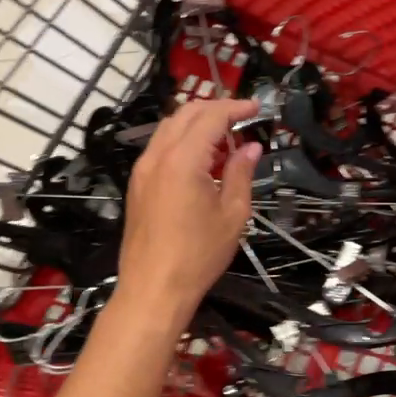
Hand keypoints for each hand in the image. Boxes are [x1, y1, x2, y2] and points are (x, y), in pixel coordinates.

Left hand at [118, 98, 260, 320]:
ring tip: (227, 137)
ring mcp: (143, 170)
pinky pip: (161, 147)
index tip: (257, 108)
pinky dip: (184, 140)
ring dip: (198, 123)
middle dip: (216, 108)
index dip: (236, 107)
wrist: (153, 289)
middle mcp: (157, 157)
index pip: (210, 117)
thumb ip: (241, 173)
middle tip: (243, 116)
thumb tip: (251, 148)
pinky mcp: (138, 184)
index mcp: (182, 161)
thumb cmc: (199, 254)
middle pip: (185, 114)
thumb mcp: (233, 213)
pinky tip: (204, 158)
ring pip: (170, 128)